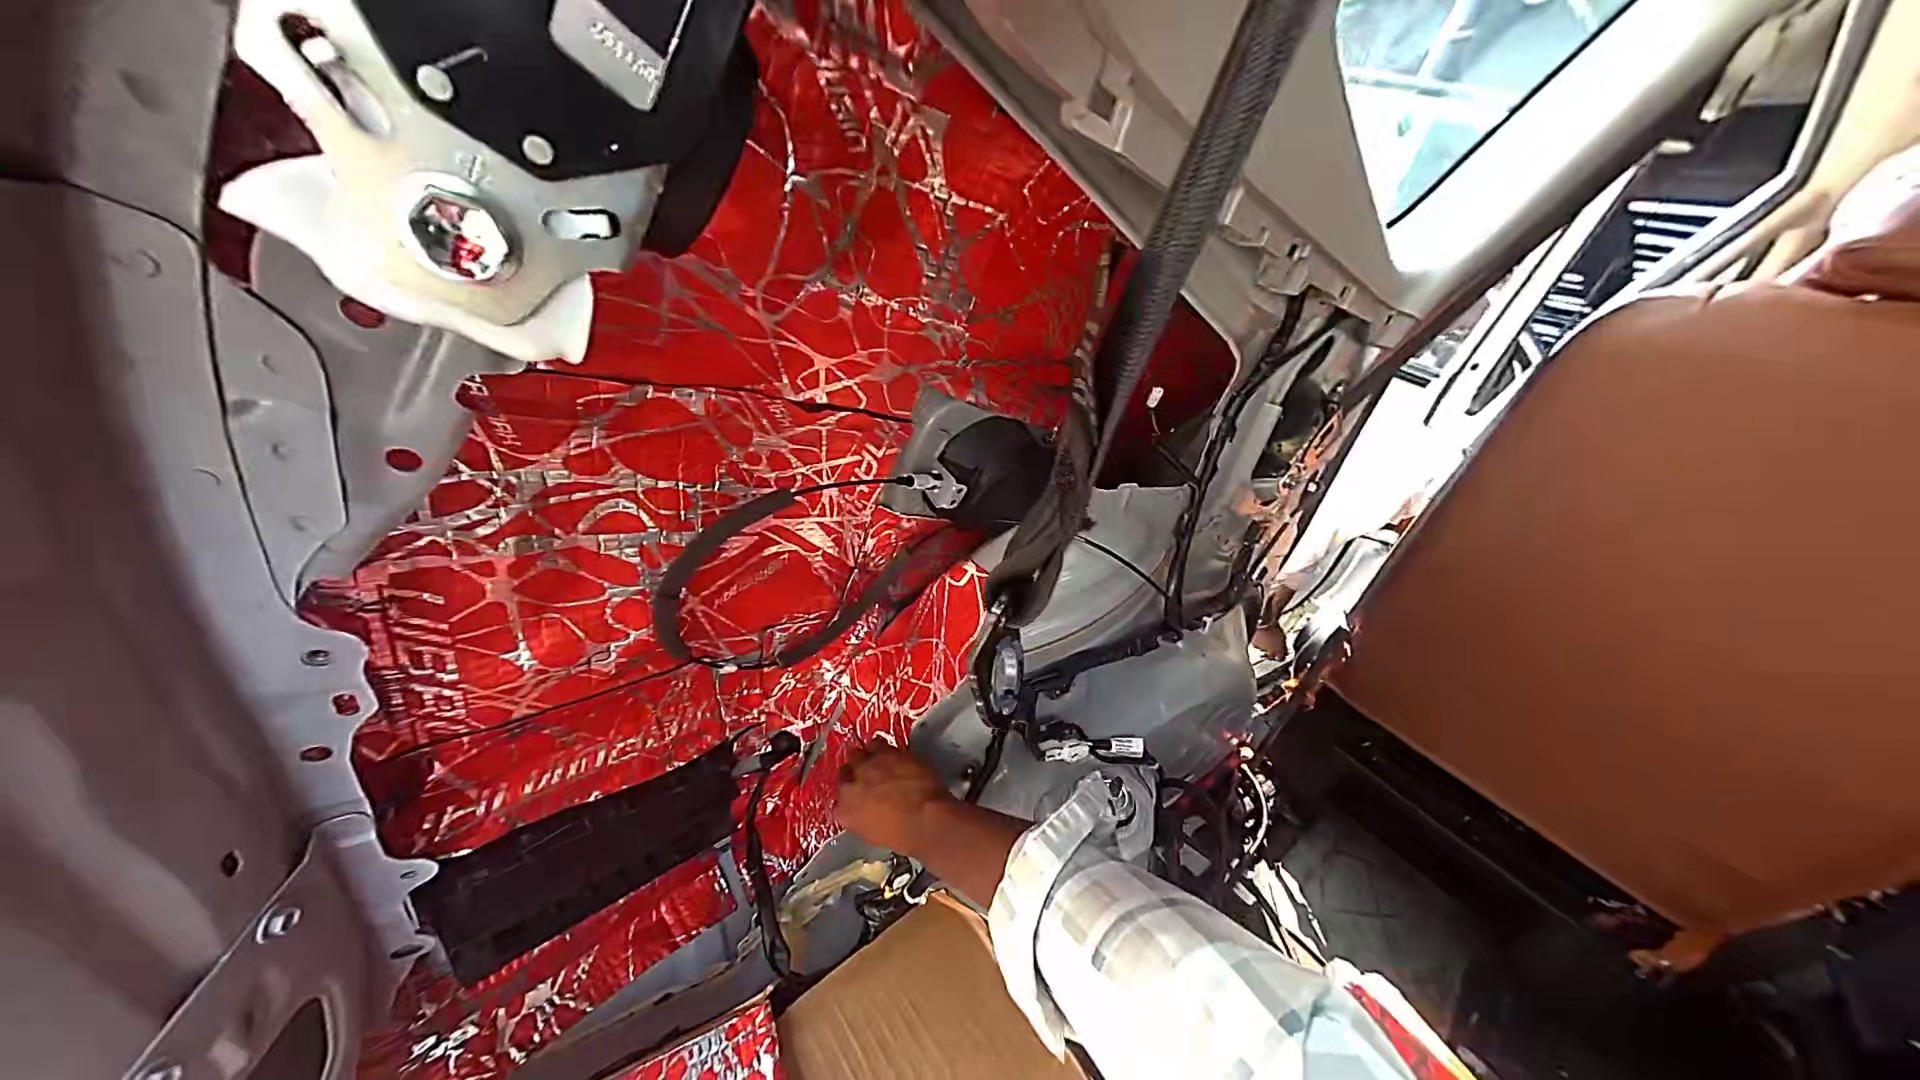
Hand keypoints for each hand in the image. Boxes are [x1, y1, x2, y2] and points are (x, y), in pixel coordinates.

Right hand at [834, 743, 953, 855]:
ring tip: (875, 762)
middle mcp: (851, 785)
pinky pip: (877, 744)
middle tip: (866, 777)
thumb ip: (861, 819)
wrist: (925, 817)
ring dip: (865, 757)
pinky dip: (880, 748)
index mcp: (845, 811)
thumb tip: (864, 811)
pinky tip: (888, 753)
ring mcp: (867, 766)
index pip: (839, 800)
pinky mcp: (885, 752)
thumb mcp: (873, 834)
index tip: (858, 796)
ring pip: (858, 753)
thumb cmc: (903, 834)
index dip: (850, 796)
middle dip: (854, 773)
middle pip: (845, 772)